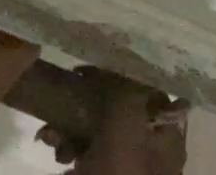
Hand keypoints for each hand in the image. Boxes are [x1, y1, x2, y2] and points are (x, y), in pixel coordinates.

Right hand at [38, 75, 186, 174]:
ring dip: (69, 123)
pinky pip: (85, 148)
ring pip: (97, 125)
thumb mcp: (126, 128)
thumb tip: (125, 52)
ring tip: (50, 134)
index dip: (122, 71)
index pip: (149, 87)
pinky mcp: (103, 174)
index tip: (92, 64)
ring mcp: (126, 163)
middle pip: (118, 103)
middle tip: (65, 93)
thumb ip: (128, 89)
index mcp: (165, 134)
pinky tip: (53, 149)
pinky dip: (66, 144)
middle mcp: (149, 146)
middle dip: (84, 98)